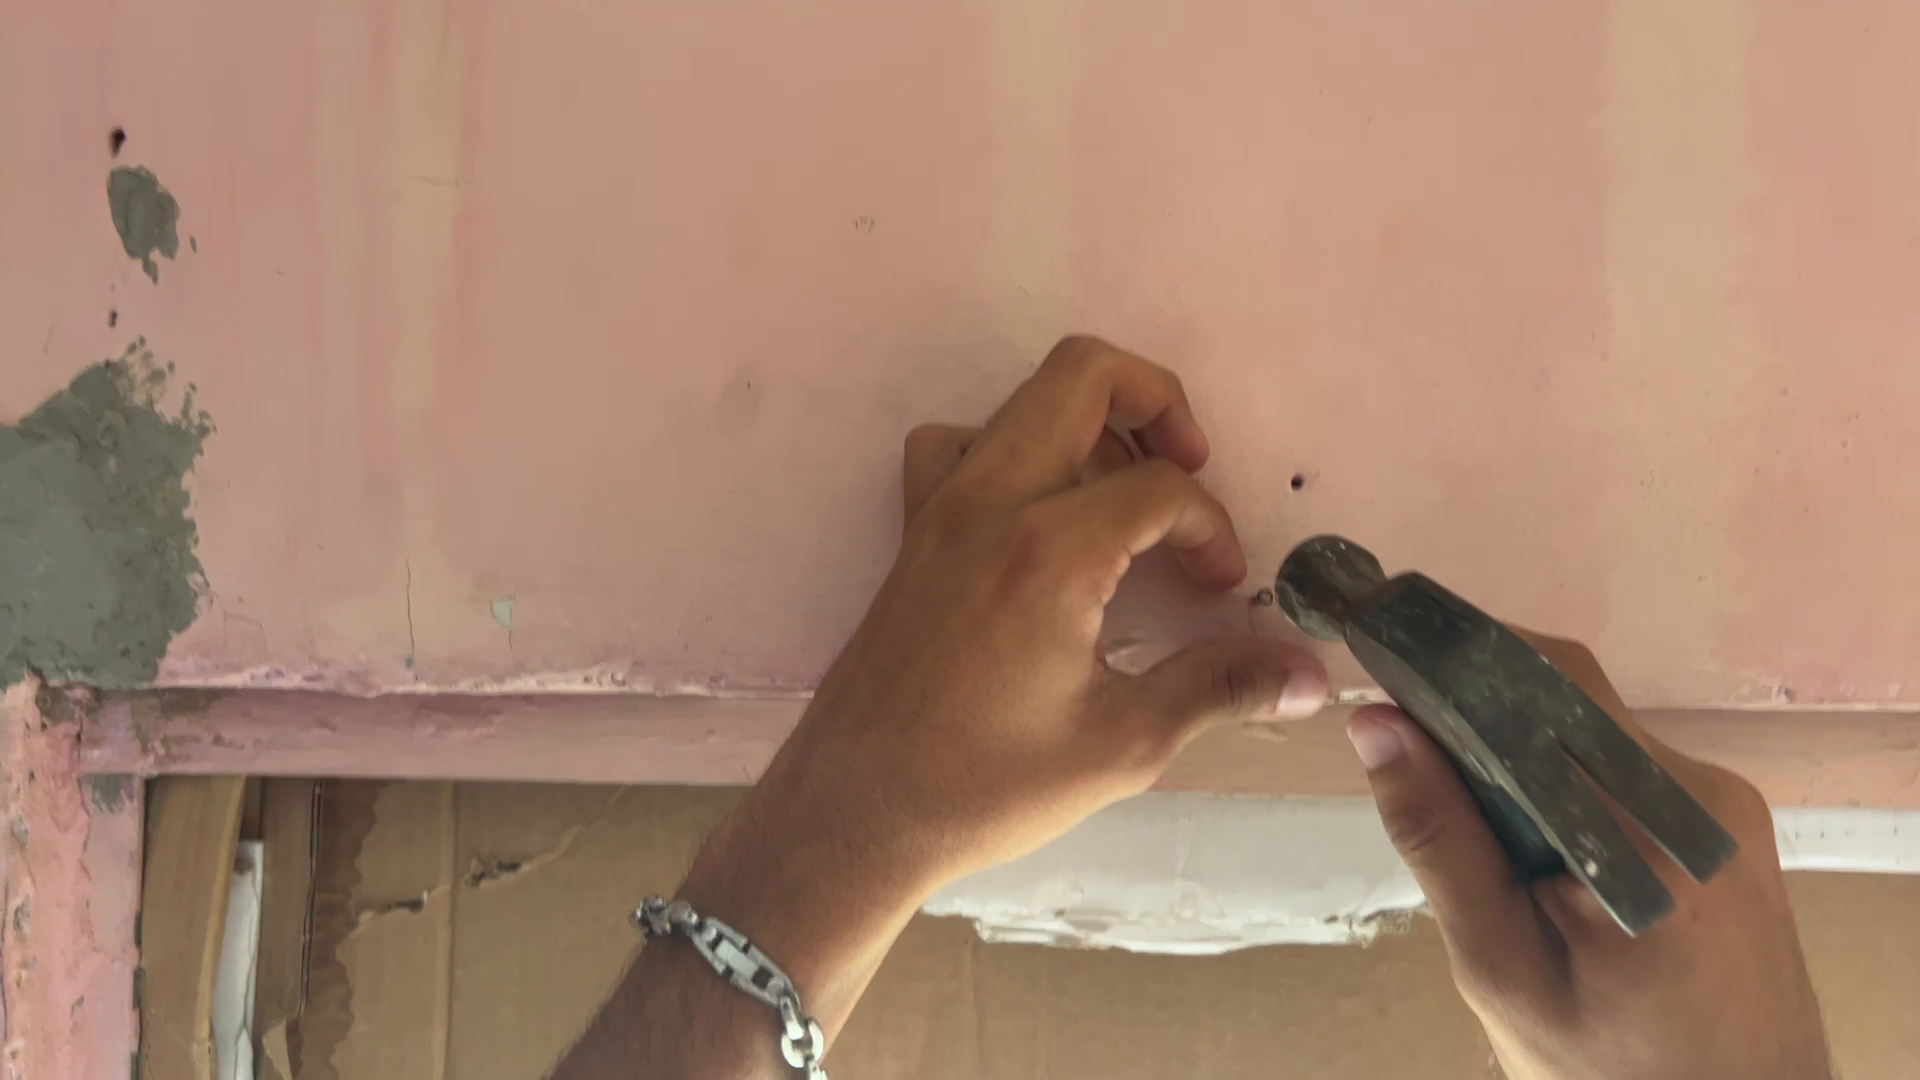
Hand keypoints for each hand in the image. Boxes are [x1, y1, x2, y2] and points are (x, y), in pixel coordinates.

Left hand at [680, 336, 1326, 1028]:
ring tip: (1116, 493)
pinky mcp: (910, 531)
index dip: (1212, 526)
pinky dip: (1004, 449)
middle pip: (1082, 374)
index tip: (1218, 585)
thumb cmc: (985, 785)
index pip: (1161, 486)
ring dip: (1083, 421)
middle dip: (1156, 400)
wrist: (854, 810)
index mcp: (1050, 548)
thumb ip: (1219, 688)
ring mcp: (938, 507)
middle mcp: (989, 500)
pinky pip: (954, 447)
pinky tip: (1030, 514)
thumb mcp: (1121, 743)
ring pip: (1018, 402)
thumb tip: (1309, 675)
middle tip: (1189, 467)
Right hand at [1347, 632, 1829, 1079]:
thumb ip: (1436, 837)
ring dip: (1498, 735)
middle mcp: (1700, 796)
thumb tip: (1373, 721)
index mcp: (1654, 831)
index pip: (1546, 688)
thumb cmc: (1603, 1065)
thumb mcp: (1494, 959)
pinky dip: (1535, 764)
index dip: (1457, 657)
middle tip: (1399, 745)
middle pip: (1559, 696)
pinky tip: (1510, 826)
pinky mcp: (1711, 821)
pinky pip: (1597, 756)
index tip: (1381, 654)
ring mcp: (1716, 805)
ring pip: (1573, 722)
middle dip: (1467, 698)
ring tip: (1452, 802)